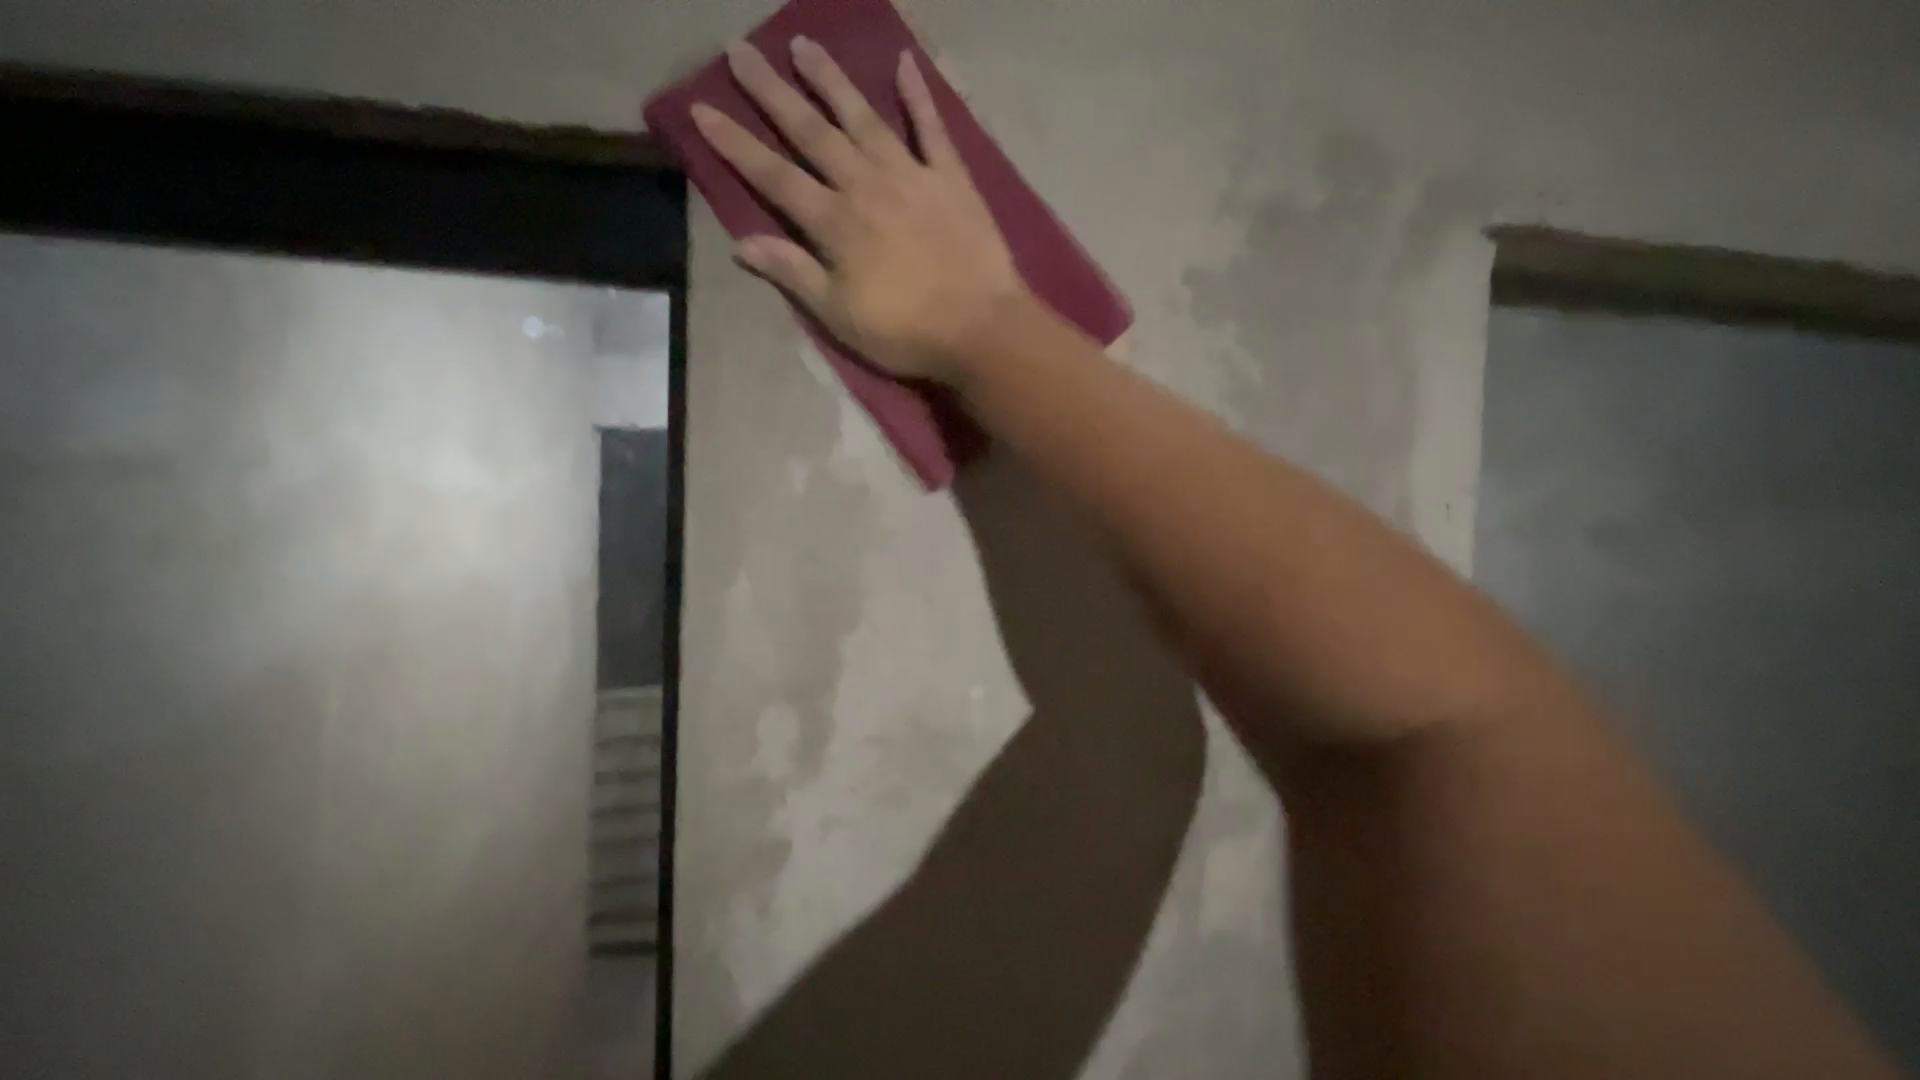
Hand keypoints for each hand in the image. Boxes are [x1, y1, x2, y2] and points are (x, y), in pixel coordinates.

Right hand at [692, 39, 1029, 383]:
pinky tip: (905, 63)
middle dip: (772, 92)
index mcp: (834, 223)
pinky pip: (932, 127)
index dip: (736, 145)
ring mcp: (911, 175)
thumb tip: (740, 243)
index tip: (702, 109)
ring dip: (831, 80)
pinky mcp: (951, 177)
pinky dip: (918, 95)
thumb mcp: (838, 315)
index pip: (774, 176)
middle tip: (741, 52)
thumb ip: (792, 273)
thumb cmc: (905, 332)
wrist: (981, 328)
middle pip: (812, 132)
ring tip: (803, 44)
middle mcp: (866, 185)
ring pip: (863, 118)